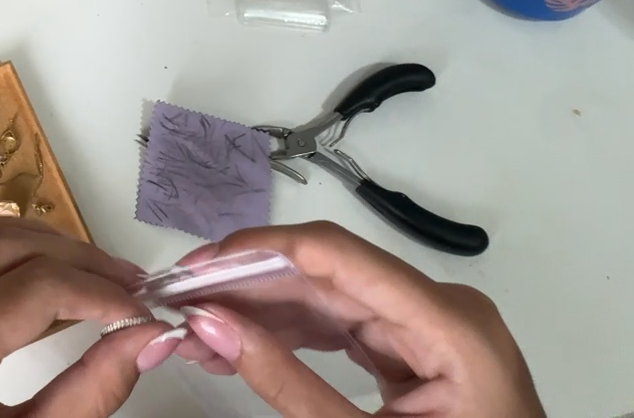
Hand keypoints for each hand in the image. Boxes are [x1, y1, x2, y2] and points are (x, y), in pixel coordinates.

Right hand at [169, 222, 543, 416]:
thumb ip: (286, 384)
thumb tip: (206, 321)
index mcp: (452, 327)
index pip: (335, 254)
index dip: (257, 249)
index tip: (197, 267)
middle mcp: (440, 308)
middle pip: (323, 272)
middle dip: (246, 284)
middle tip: (182, 298)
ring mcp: (427, 324)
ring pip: (321, 293)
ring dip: (257, 308)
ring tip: (197, 325)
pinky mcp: (411, 344)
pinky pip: (336, 320)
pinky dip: (286, 330)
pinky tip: (239, 339)